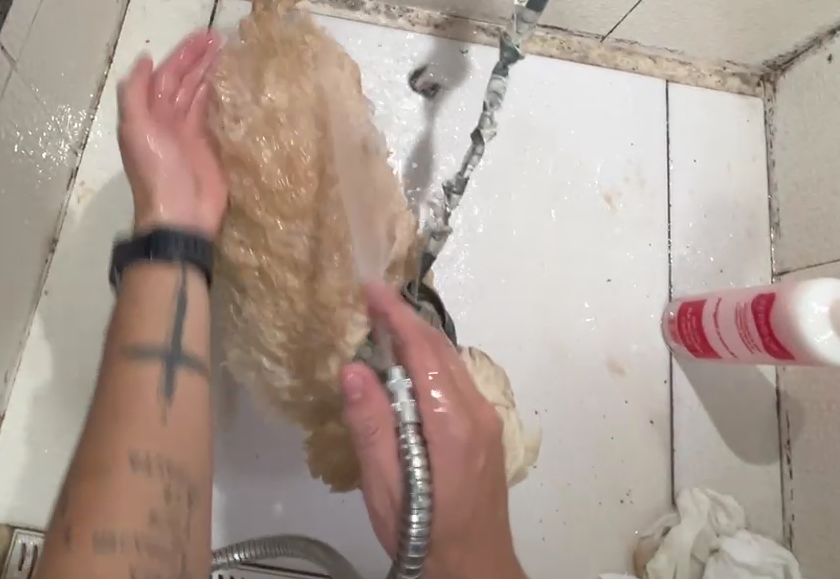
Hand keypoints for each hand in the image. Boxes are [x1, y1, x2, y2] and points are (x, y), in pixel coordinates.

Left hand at [116, 30, 226, 236]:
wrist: (180, 215)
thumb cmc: (157, 171)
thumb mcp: (136, 130)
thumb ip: (136, 94)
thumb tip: (145, 59)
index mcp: (148, 113)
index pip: (167, 74)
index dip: (183, 53)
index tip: (204, 35)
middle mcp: (166, 118)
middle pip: (183, 80)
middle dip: (198, 57)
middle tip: (220, 36)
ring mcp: (187, 131)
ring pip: (197, 92)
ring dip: (208, 71)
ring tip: (226, 51)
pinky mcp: (207, 144)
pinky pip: (210, 112)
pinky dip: (216, 94)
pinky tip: (227, 81)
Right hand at [341, 283, 527, 578]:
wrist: (474, 572)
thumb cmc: (422, 534)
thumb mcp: (384, 487)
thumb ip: (370, 425)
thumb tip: (353, 367)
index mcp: (452, 421)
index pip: (422, 350)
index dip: (395, 315)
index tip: (370, 288)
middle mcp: (477, 410)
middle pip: (439, 348)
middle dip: (404, 319)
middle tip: (369, 301)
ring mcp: (486, 419)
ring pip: (449, 361)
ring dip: (417, 338)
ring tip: (381, 326)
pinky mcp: (486, 430)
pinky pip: (455, 379)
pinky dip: (428, 360)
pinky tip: (406, 368)